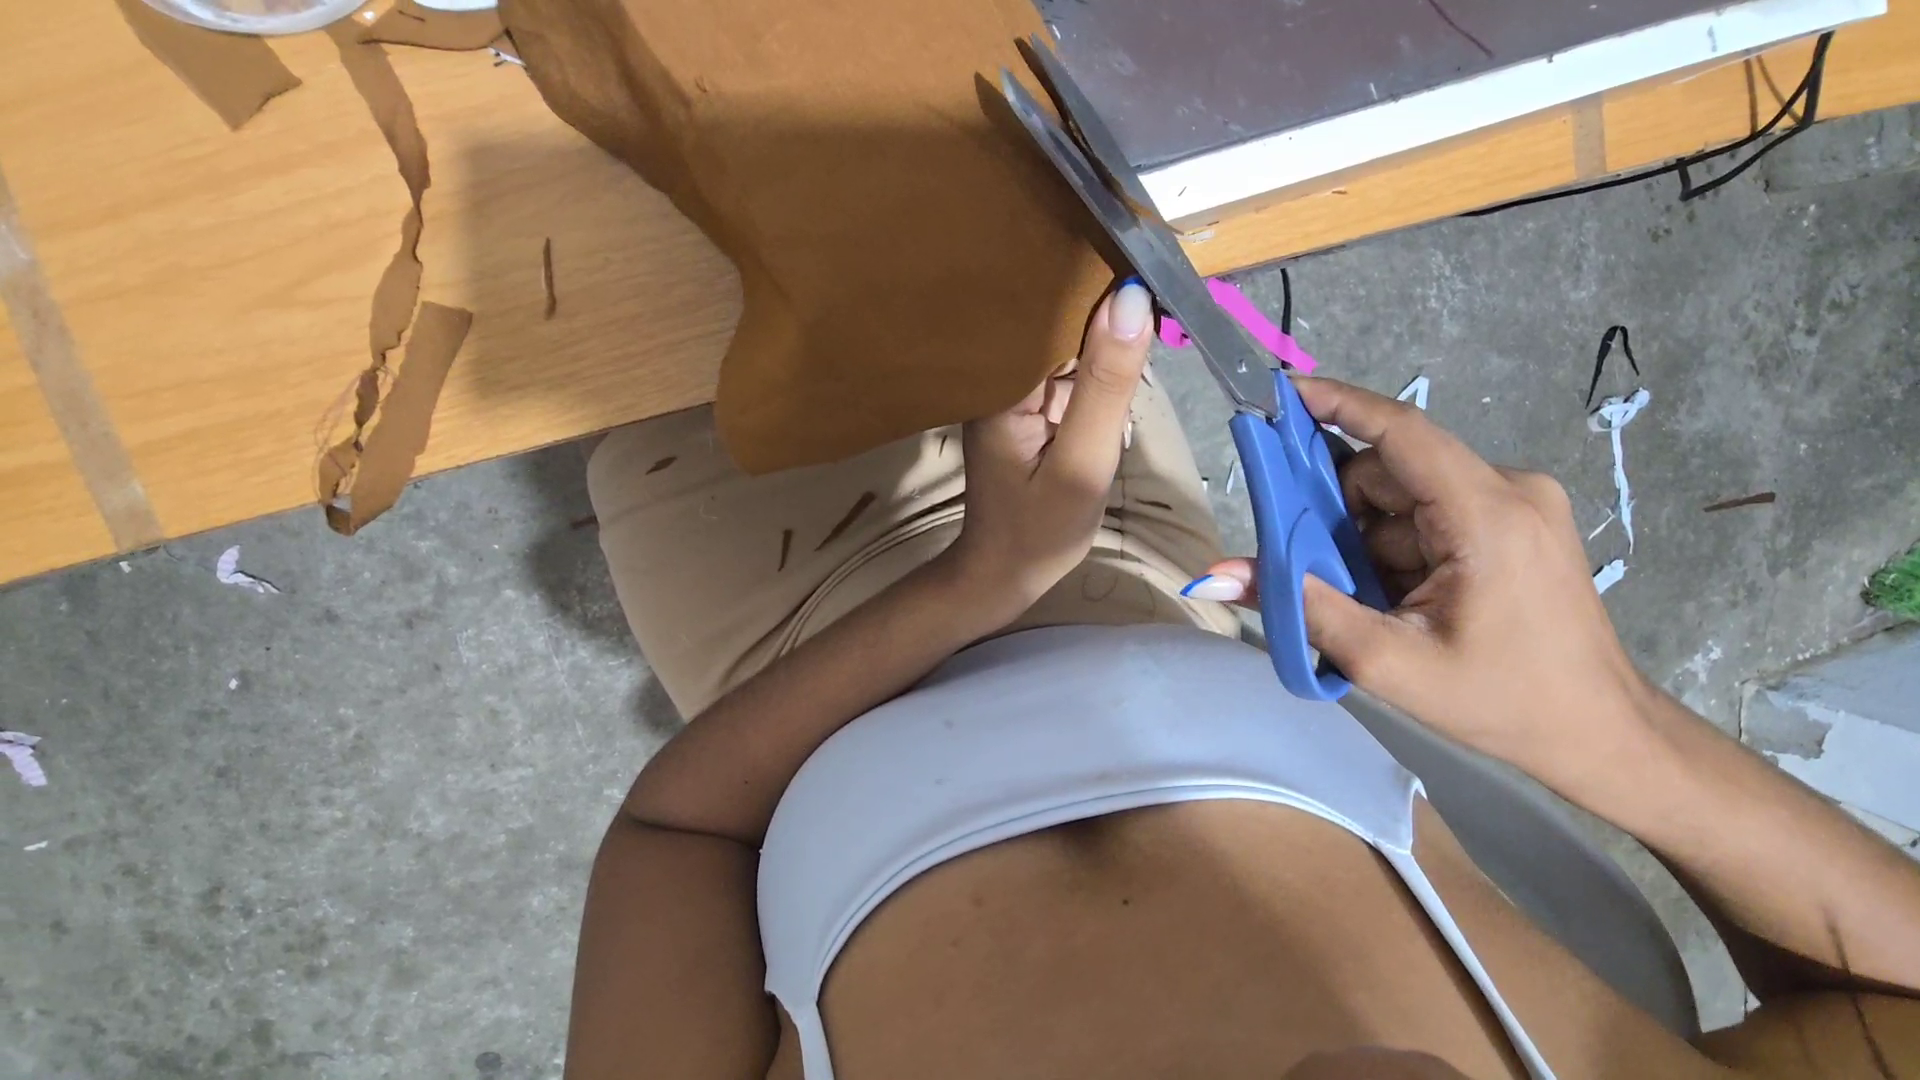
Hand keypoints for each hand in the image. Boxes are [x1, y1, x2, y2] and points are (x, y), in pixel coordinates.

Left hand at [946, 283, 1152, 615]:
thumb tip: (1131, 298)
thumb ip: (1106, 385)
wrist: (1005, 574)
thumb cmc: (1040, 530)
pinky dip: (1095, 383)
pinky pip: (1067, 378)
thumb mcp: (1083, 460)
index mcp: (1000, 382)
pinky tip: (1115, 393)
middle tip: (1152, 315)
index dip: (1100, 290)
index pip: (1051, 311)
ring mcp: (1012, 393)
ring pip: (1069, 351)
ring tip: (1137, 351)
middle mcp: (998, 376)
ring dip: (1106, 354)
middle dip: (1107, 322)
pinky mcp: (1026, 410)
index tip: (1148, 270)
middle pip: (1060, 325)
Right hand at [1199, 378, 1652, 771]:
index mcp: (1486, 513)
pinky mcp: (1514, 523)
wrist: (1601, 733)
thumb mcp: (1386, 661)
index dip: (1335, 404)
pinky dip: (1394, 547)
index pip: (1400, 431)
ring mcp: (1517, 504)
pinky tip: (1396, 596)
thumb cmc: (1503, 701)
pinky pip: (1428, 514)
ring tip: (1368, 600)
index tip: (1277, 395)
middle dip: (1339, 513)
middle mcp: (1508, 489)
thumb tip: (1215, 573)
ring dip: (1365, 539)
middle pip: (1390, 471)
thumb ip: (1299, 606)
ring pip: (1403, 496)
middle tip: (1314, 568)